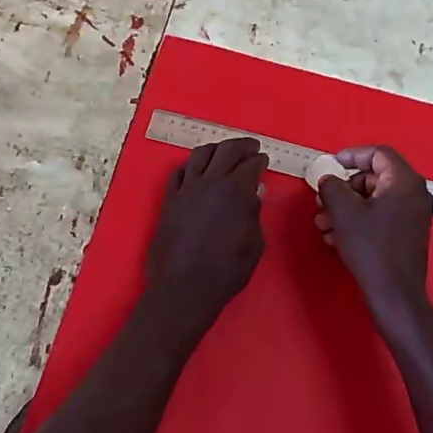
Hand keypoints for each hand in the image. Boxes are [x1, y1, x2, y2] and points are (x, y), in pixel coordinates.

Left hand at [144, 137, 267, 323]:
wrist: (185, 286)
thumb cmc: (227, 270)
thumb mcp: (254, 244)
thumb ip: (253, 213)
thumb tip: (254, 192)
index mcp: (236, 191)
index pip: (250, 165)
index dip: (259, 160)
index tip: (263, 159)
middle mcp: (210, 182)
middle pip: (226, 151)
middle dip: (242, 146)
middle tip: (251, 147)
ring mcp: (186, 189)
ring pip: (200, 155)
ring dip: (216, 149)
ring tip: (224, 151)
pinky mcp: (169, 200)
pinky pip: (179, 172)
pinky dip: (190, 165)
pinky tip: (195, 168)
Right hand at [314, 145, 432, 305]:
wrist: (394, 292)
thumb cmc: (370, 246)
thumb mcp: (343, 211)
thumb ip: (331, 186)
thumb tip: (329, 179)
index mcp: (404, 182)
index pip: (379, 154)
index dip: (352, 155)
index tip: (331, 164)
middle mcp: (414, 194)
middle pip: (374, 177)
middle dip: (344, 187)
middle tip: (322, 199)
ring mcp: (413, 215)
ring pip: (373, 199)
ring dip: (346, 207)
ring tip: (323, 223)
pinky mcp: (407, 233)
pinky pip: (379, 216)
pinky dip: (357, 220)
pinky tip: (335, 236)